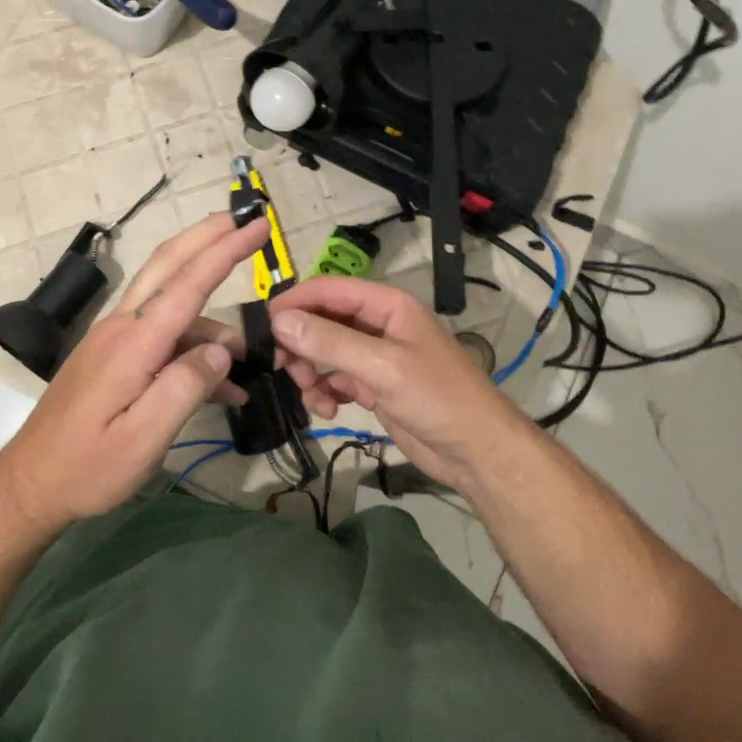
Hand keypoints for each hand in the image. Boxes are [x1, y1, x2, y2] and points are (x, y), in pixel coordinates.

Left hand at [0, 213, 269, 530]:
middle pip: (168, 266)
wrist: (30, 483)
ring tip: (253, 355)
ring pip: (170, 306)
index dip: (225, 250)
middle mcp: (122, 327)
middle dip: (207, 238)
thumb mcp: (145, 438)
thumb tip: (222, 348)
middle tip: (244, 219)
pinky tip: (222, 385)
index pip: (188, 283)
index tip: (257, 225)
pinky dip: (193, 350)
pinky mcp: (112, 358)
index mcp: (134, 342)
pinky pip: (161, 338)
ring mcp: (114, 340)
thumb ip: (186, 388)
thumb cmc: (88, 466)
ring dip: (212, 320)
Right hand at [267, 276, 527, 490]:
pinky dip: (325, 392)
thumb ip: (330, 342)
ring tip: (312, 395)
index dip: (294, 303)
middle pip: (322, 320)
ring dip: (310, 371)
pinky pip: (335, 379)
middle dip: (301, 343)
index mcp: (387, 305)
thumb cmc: (437, 398)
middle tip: (285, 369)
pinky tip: (326, 410)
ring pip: (324, 352)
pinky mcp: (374, 386)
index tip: (264, 328)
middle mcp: (379, 324)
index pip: (328, 289)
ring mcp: (375, 356)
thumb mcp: (382, 367)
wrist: (477, 452)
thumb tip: (279, 321)